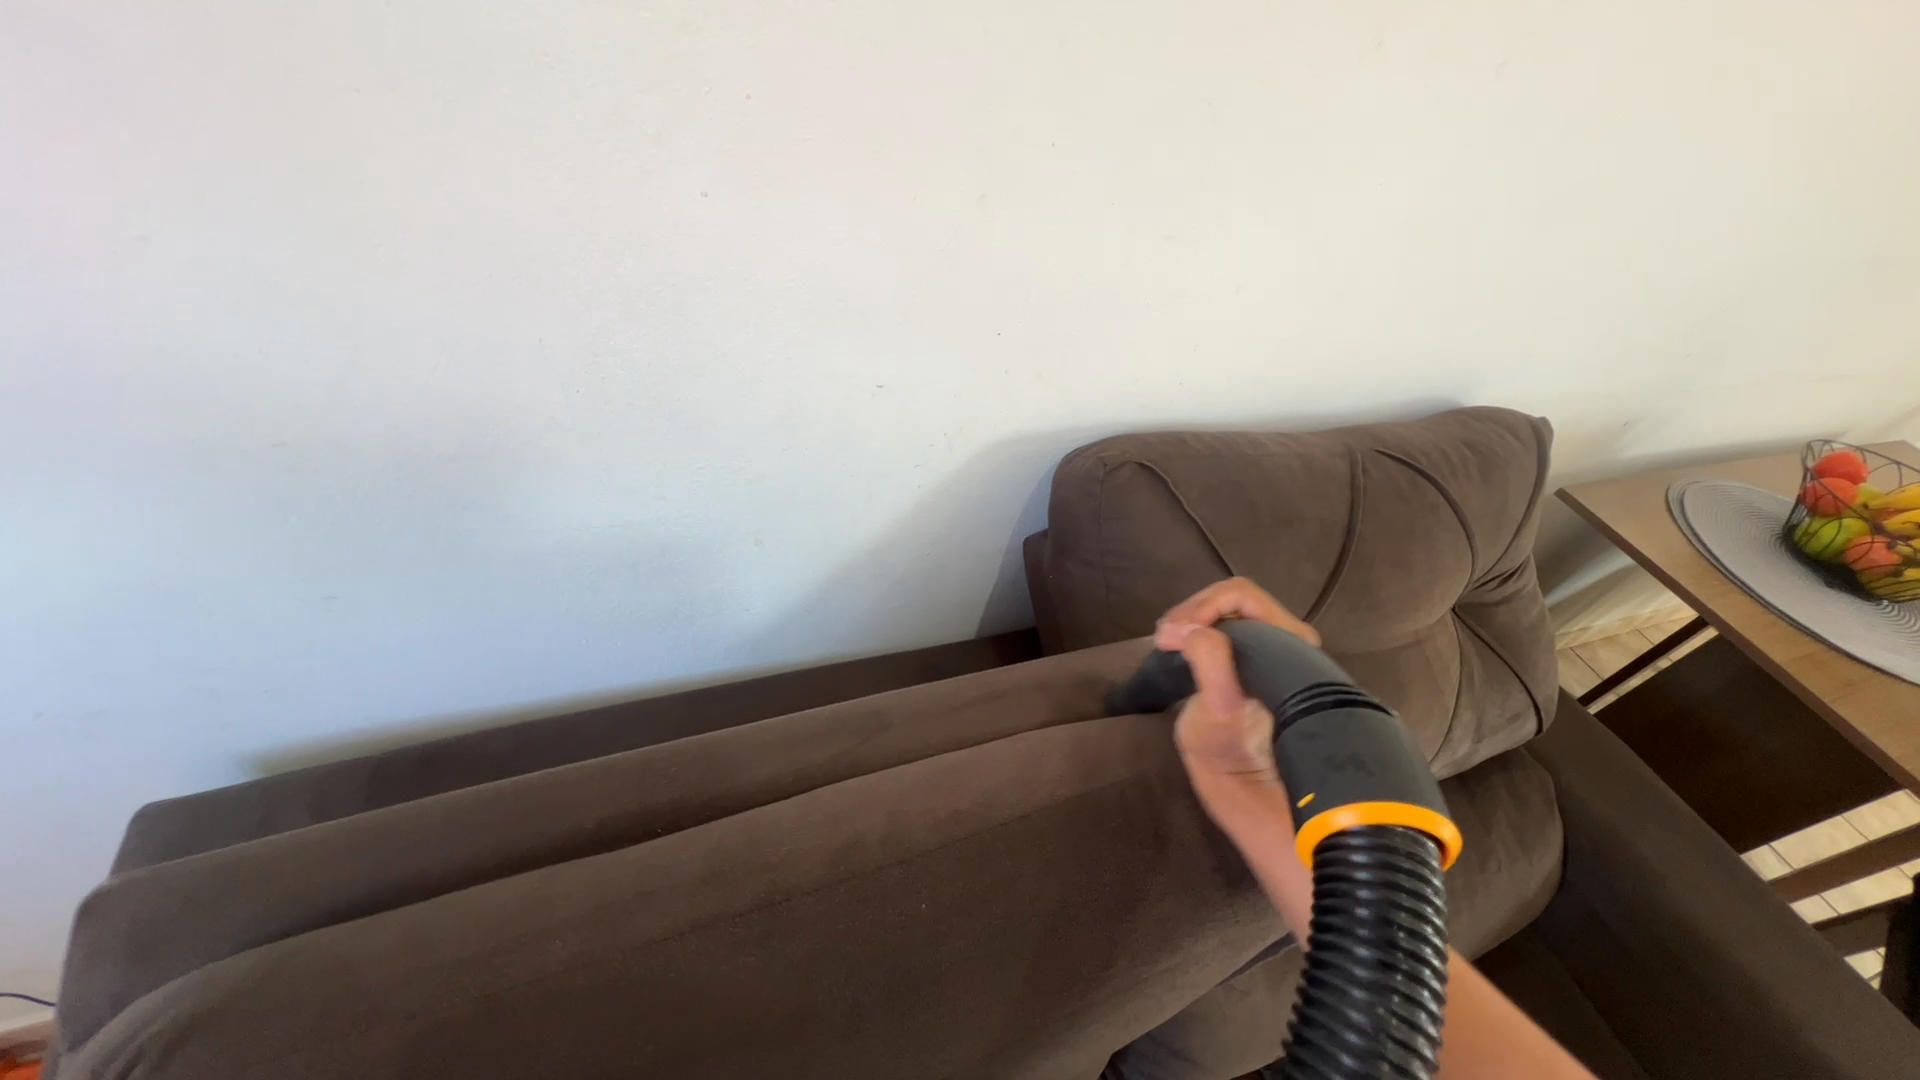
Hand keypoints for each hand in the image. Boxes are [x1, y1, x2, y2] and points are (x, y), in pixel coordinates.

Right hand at [1154, 578, 1317, 791]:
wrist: (1251, 800)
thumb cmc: (1239, 760)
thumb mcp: (1219, 713)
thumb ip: (1212, 663)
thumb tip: (1190, 629)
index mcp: (1290, 645)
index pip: (1241, 596)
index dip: (1201, 607)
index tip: (1171, 635)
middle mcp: (1289, 643)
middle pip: (1233, 600)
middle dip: (1192, 613)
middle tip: (1164, 639)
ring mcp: (1273, 655)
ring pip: (1227, 614)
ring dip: (1192, 622)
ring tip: (1167, 644)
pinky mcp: (1256, 668)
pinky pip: (1225, 632)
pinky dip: (1197, 635)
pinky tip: (1179, 651)